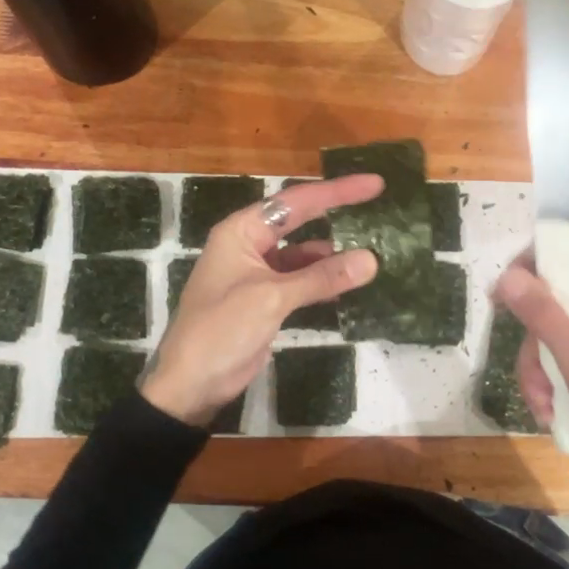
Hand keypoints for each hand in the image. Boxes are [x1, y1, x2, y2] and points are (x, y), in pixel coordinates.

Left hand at [142, 175, 382, 426]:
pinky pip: (300, 280)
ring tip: (373, 247)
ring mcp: (256, 274)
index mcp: (241, 232)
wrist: (190, 384)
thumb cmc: (222, 329)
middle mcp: (248, 245)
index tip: (375, 185)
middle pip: (299, 221)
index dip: (337, 191)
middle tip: (377, 203)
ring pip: (302, 254)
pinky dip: (323, 280)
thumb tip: (371, 259)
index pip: (295, 202)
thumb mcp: (272, 299)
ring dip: (333, 253)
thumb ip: (321, 278)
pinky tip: (350, 281)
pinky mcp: (264, 301)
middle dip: (336, 212)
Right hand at [496, 251, 568, 536]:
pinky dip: (550, 379)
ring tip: (541, 399)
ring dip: (539, 364)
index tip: (510, 279)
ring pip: (556, 330)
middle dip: (537, 332)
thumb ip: (543, 315)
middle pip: (562, 295)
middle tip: (521, 353)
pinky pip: (563, 356)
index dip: (546, 258)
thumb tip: (508, 274)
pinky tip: (548, 409)